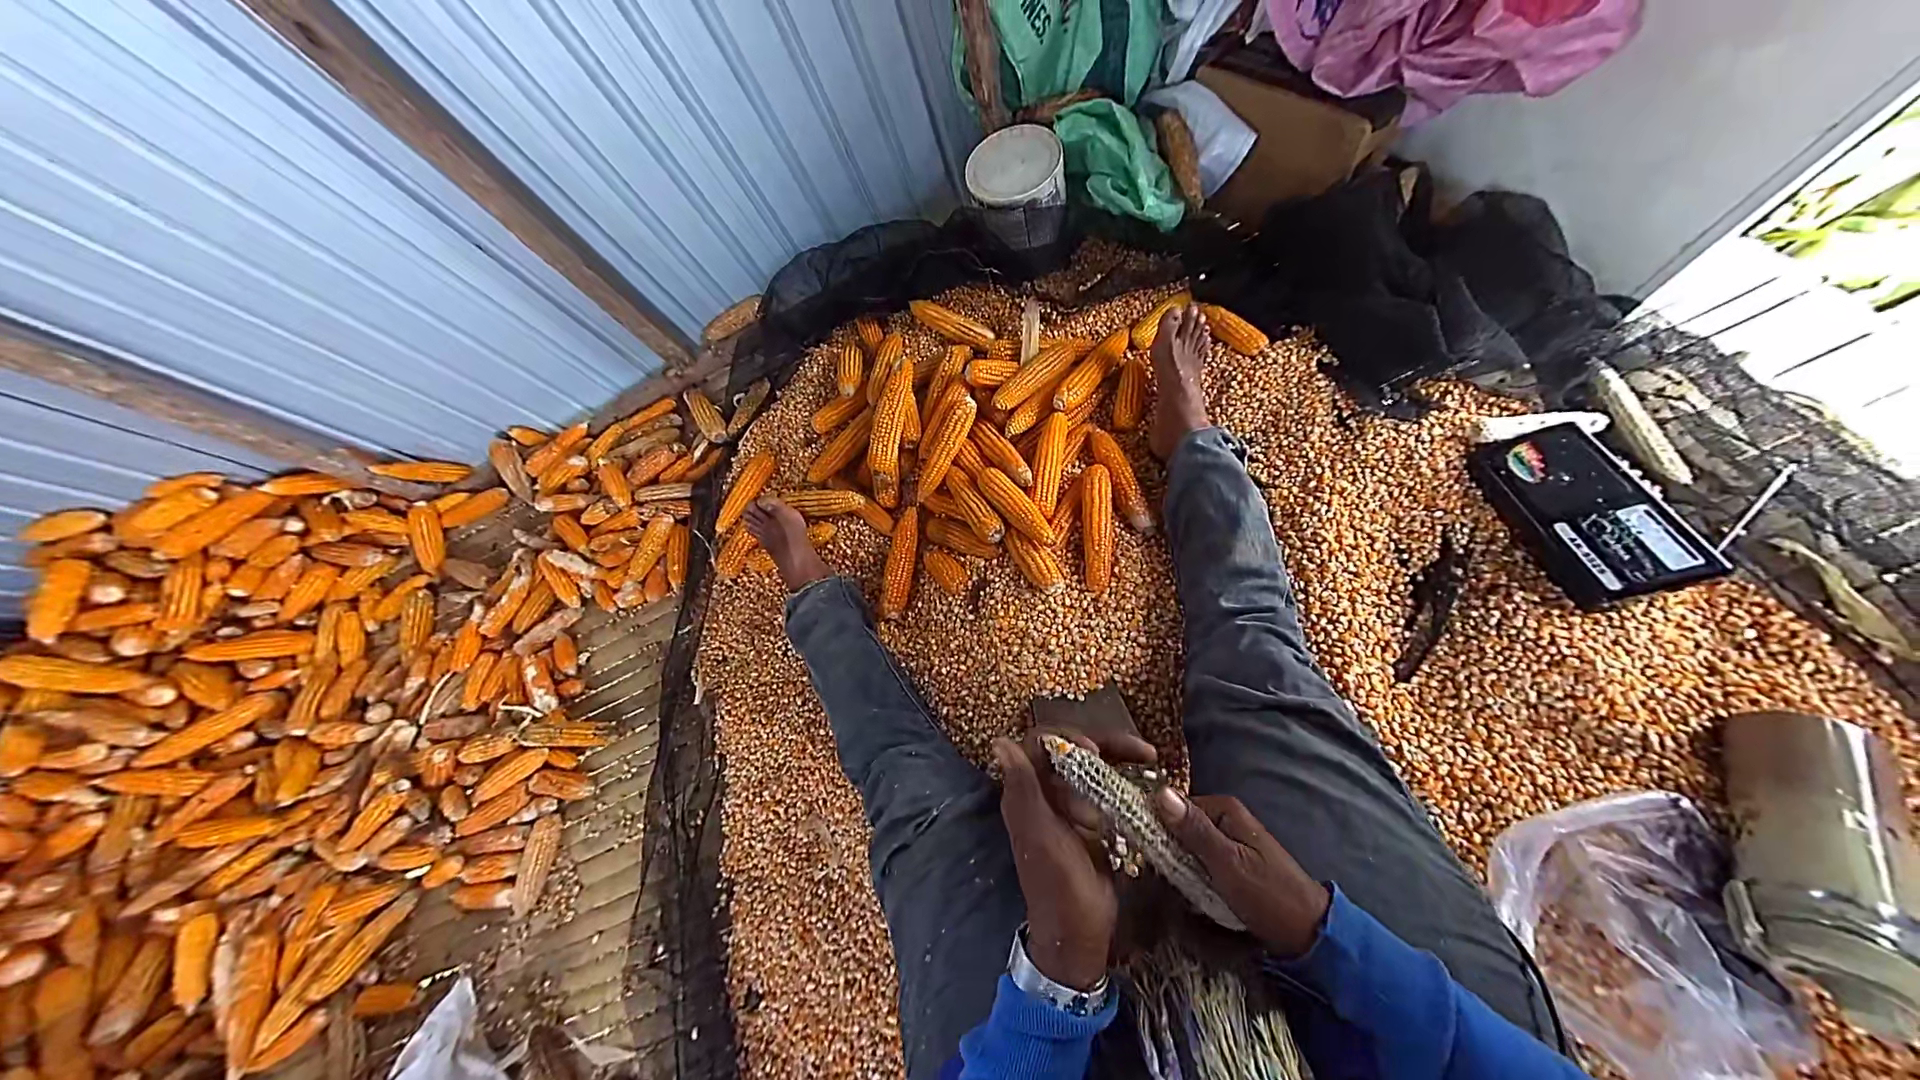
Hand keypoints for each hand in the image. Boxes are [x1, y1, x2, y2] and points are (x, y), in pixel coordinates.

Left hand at [992, 728, 1155, 989]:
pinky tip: (1149, 787)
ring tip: (1149, 763)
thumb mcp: (1040, 833)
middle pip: (1074, 750)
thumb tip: (999, 741)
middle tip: (1142, 754)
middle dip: (1106, 746)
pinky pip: (1109, 791)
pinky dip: (1127, 786)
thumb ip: (1023, 786)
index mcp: (1027, 792)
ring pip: (1094, 768)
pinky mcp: (1093, 822)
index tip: (1096, 750)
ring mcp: (1070, 807)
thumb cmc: (1057, 884)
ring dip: (1120, 764)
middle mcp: (1046, 793)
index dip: (1069, 738)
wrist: (1079, 935)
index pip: (1043, 743)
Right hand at [1153, 788, 1330, 957]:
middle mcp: (1225, 818)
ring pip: (1187, 845)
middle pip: (1179, 825)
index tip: (1140, 847)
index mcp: (1224, 810)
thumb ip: (1194, 829)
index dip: (1155, 824)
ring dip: (1178, 862)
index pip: (1173, 806)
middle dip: (1166, 846)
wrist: (1309, 935)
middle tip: (1155, 871)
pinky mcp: (1230, 862)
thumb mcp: (1227, 863)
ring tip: (1167, 882)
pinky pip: (1199, 860)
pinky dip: (1191, 872)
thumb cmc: (1268, 896)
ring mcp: (1228, 840)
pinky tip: (1185, 887)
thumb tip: (1160, 792)